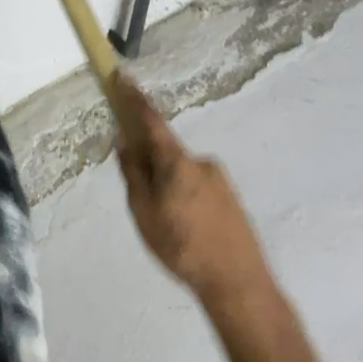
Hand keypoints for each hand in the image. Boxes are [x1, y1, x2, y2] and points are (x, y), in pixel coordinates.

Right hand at [111, 73, 271, 301]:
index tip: (122, 75)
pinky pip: (195, 186)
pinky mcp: (231, 199)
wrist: (240, 285)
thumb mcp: (143, 212)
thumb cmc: (183, 247)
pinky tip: (184, 228)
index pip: (151, 121)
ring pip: (180, 172)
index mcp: (177, 162)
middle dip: (148, 163)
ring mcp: (220, 181)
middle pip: (165, 151)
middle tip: (141, 198)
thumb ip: (133, 174)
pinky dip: (183, 197)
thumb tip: (126, 142)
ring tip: (165, 224)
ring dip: (167, 185)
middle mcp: (202, 163)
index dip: (134, 98)